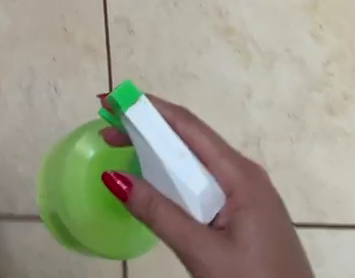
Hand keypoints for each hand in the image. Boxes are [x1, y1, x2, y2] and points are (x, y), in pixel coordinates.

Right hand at [101, 96, 313, 277]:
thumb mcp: (203, 253)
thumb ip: (159, 214)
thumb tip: (114, 176)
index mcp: (240, 175)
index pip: (186, 125)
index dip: (146, 107)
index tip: (111, 100)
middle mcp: (245, 174)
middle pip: (189, 138)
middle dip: (146, 128)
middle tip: (106, 130)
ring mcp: (248, 194)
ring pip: (196, 161)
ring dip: (158, 152)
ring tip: (122, 151)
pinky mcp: (246, 214)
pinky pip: (204, 182)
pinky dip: (175, 175)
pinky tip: (156, 183)